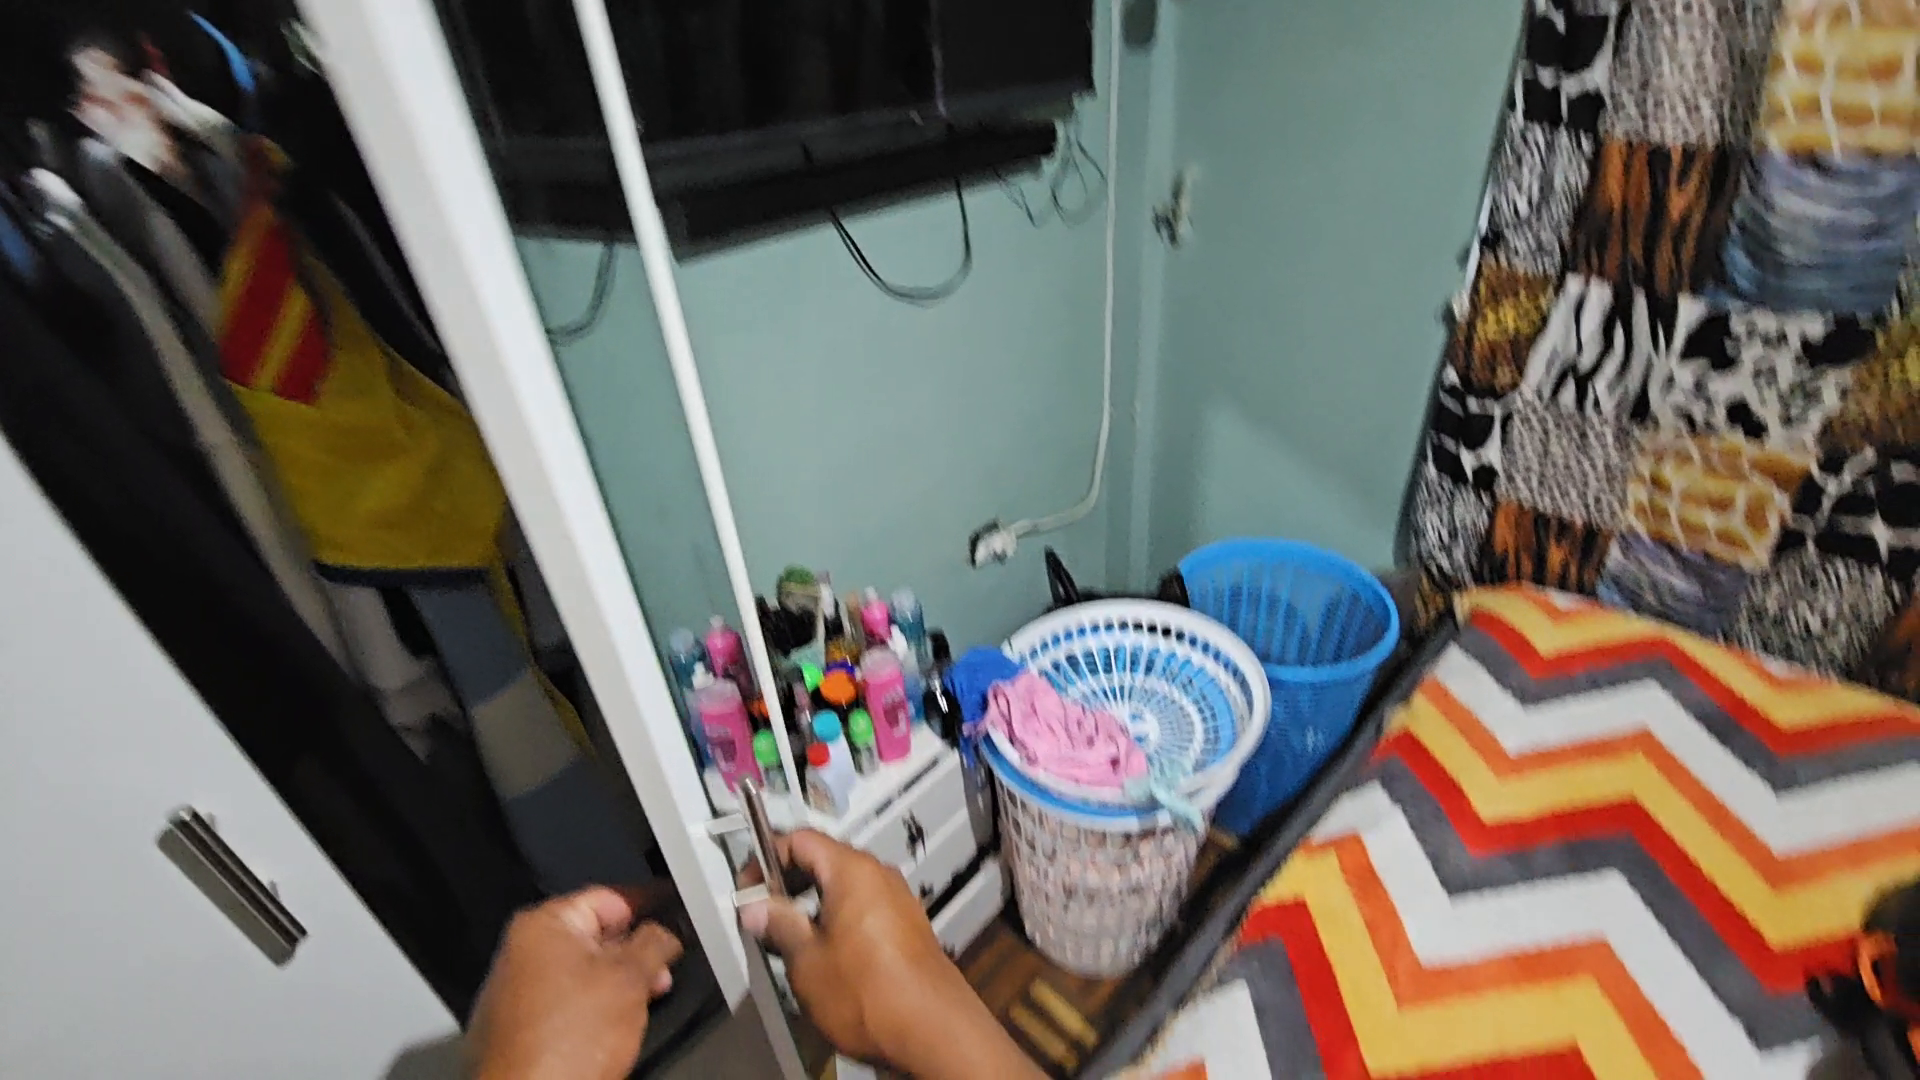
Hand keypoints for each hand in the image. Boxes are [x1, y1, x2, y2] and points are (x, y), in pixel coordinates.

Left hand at [468, 885, 683, 1079]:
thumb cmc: (575, 1036)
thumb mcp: (631, 978)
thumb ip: (656, 941)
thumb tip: (668, 930)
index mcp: (542, 926)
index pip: (611, 898)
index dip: (651, 904)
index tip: (681, 911)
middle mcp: (521, 952)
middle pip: (597, 934)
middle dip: (638, 948)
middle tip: (671, 962)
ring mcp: (514, 994)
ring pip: (584, 969)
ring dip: (623, 978)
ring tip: (655, 992)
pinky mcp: (517, 1031)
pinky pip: (568, 999)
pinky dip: (598, 1002)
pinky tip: (625, 1016)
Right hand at [739, 830, 1039, 1078]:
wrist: (930, 1026)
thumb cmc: (866, 991)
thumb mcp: (807, 960)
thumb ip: (779, 924)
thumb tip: (755, 905)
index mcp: (852, 869)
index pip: (800, 839)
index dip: (767, 858)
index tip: (748, 887)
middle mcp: (878, 872)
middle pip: (824, 857)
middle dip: (789, 880)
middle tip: (763, 912)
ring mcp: (896, 895)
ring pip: (844, 882)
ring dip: (813, 899)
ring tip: (790, 936)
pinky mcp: (906, 921)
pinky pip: (864, 902)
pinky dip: (839, 913)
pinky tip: (826, 949)